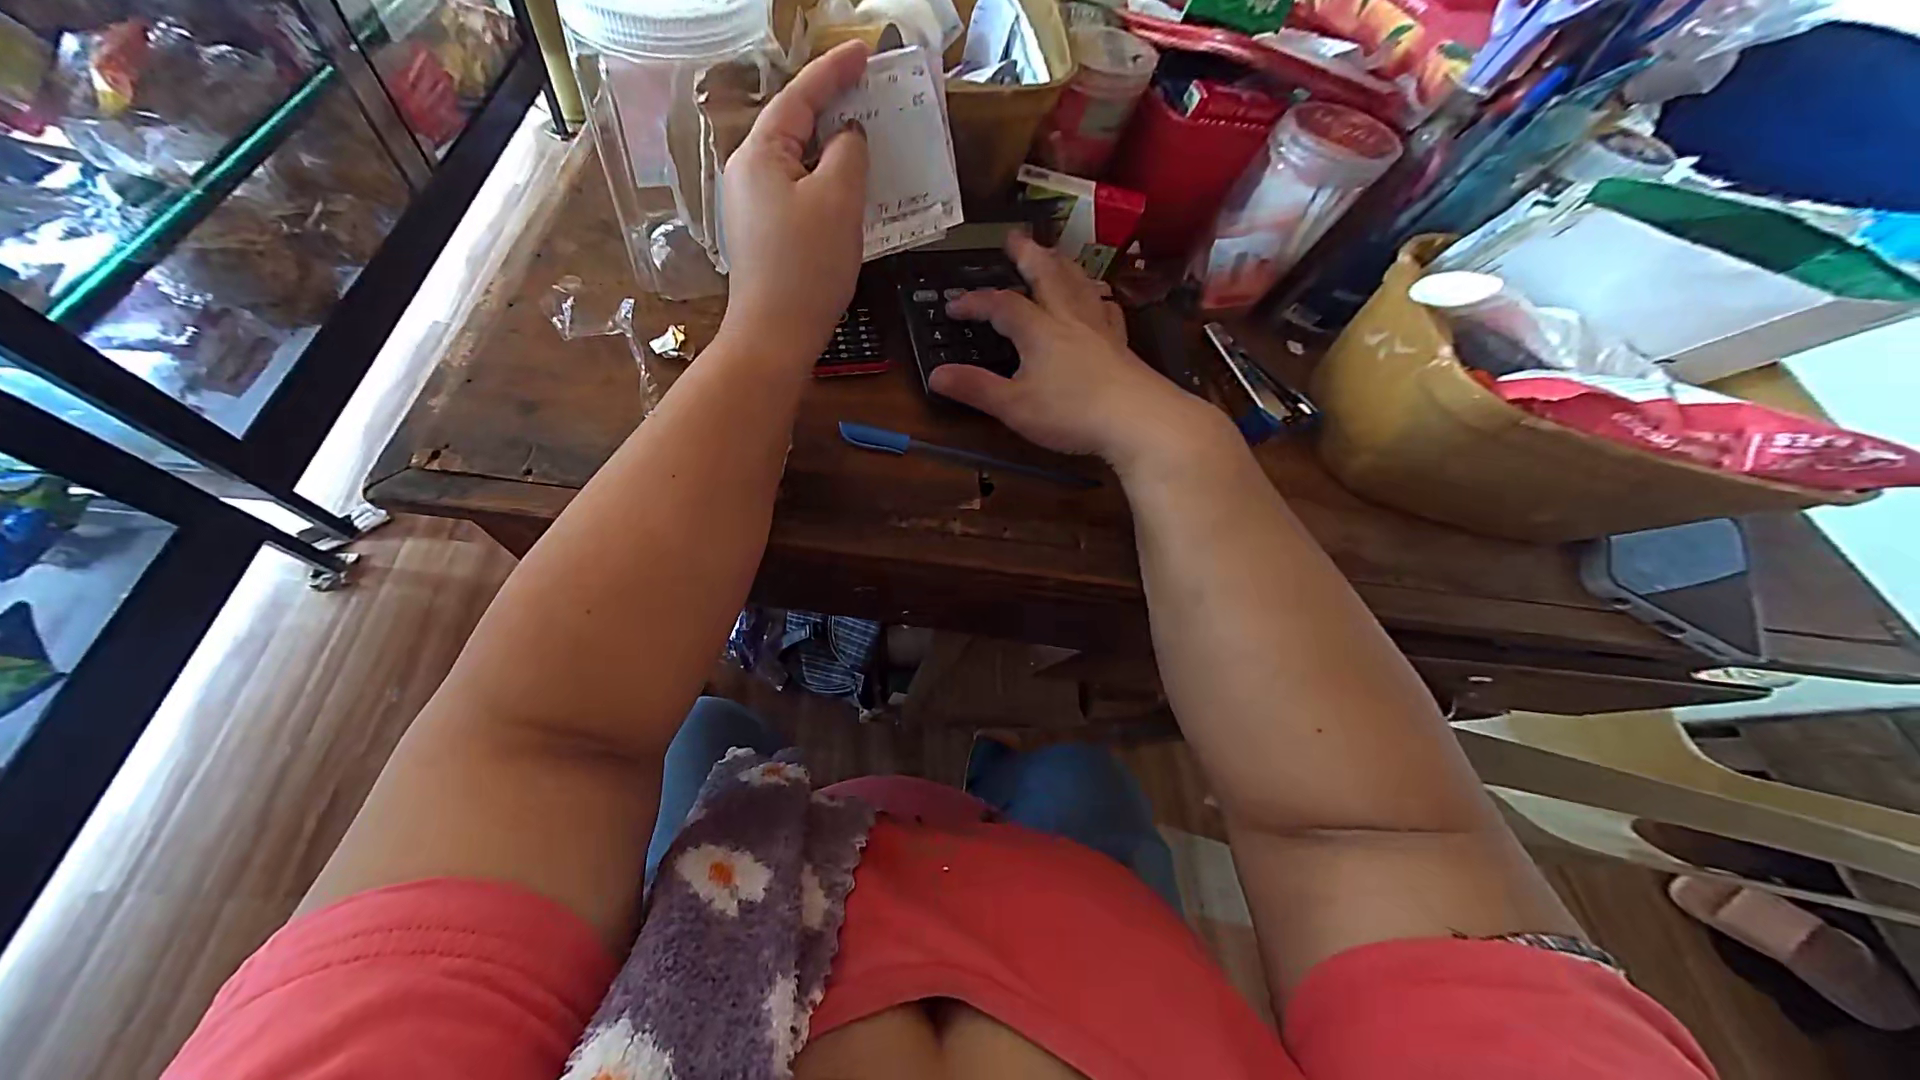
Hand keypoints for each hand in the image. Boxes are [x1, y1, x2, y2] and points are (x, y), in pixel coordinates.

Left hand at [718, 41, 869, 361]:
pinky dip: (827, 186)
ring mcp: (753, 207)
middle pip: (796, 128)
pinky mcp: (765, 236)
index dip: (835, 72)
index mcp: (759, 153)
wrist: (775, 336)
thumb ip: (848, 154)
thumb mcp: (838, 200)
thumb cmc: (806, 267)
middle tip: (873, 97)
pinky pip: (800, 195)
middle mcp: (748, 173)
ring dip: (834, 153)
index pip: (800, 96)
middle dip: (835, 111)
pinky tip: (851, 193)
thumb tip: (849, 137)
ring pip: (800, 164)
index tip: (865, 54)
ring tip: (869, 143)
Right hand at [931, 233, 1225, 466]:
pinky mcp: (1120, 346)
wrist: (1139, 420)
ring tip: (1054, 254)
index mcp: (1038, 330)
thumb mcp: (1014, 406)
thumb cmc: (1072, 413)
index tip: (954, 305)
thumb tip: (935, 375)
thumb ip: (975, 388)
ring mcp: (1099, 330)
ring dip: (1062, 265)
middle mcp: (1069, 319)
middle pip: (1047, 275)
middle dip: (1028, 255)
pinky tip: (1099, 301)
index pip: (1000, 305)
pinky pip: (1106, 310)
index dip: (974, 302)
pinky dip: (1096, 298)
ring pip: (1079, 285)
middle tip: (1015, 237)